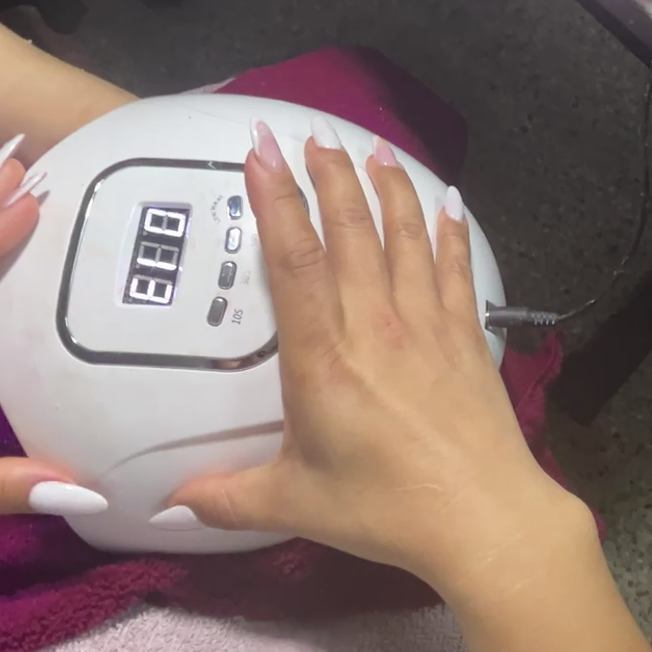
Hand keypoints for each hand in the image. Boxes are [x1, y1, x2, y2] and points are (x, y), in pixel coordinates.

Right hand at [169, 120, 587, 594]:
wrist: (483, 517)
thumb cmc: (386, 509)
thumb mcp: (296, 504)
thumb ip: (228, 498)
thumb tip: (168, 505)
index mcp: (324, 357)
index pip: (295, 261)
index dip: (277, 200)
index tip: (262, 151)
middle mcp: (376, 324)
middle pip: (352, 232)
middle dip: (330, 177)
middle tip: (312, 134)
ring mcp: (428, 325)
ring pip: (404, 238)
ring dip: (387, 189)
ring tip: (373, 149)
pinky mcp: (467, 336)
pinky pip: (455, 269)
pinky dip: (450, 232)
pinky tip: (448, 202)